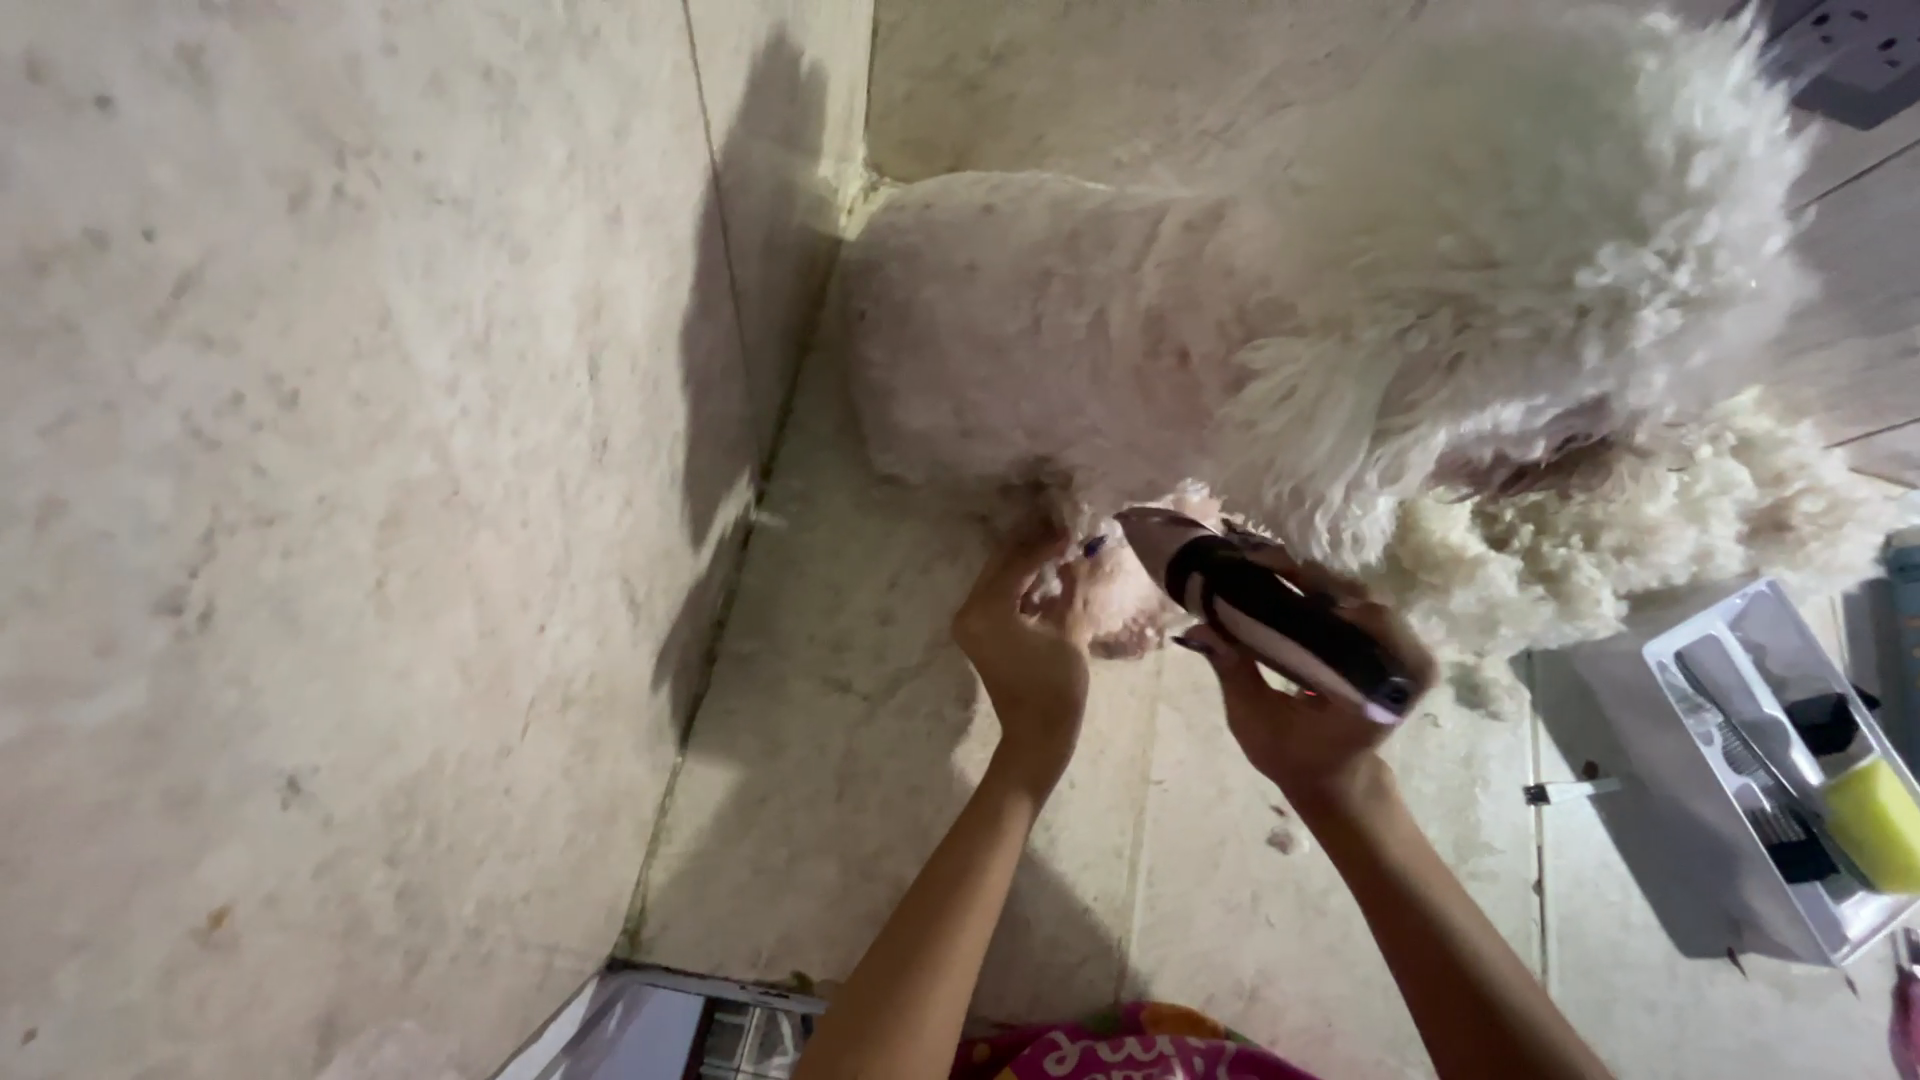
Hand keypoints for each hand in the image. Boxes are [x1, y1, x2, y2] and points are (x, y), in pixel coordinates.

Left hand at [951, 523, 1092, 787]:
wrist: (1037, 734)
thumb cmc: (1056, 686)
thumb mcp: (1068, 630)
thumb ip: (1069, 588)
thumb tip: (1076, 555)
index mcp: (988, 610)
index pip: (1017, 564)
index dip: (1045, 545)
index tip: (1070, 530)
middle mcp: (969, 611)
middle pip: (1000, 565)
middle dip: (1030, 547)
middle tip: (1061, 531)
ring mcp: (969, 623)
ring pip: (996, 579)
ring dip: (1023, 565)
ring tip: (1056, 549)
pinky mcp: (976, 633)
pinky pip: (995, 597)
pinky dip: (1017, 586)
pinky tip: (1044, 577)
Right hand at [1181, 550, 1436, 806]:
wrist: (1329, 775)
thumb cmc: (1291, 754)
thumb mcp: (1253, 720)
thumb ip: (1232, 672)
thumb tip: (1198, 628)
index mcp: (1372, 698)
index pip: (1377, 634)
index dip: (1336, 602)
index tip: (1288, 583)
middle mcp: (1397, 674)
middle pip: (1369, 606)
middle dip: (1317, 581)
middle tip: (1264, 565)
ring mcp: (1395, 658)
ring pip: (1365, 599)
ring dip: (1319, 580)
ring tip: (1271, 568)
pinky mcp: (1383, 648)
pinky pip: (1360, 606)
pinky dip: (1326, 589)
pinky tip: (1289, 579)